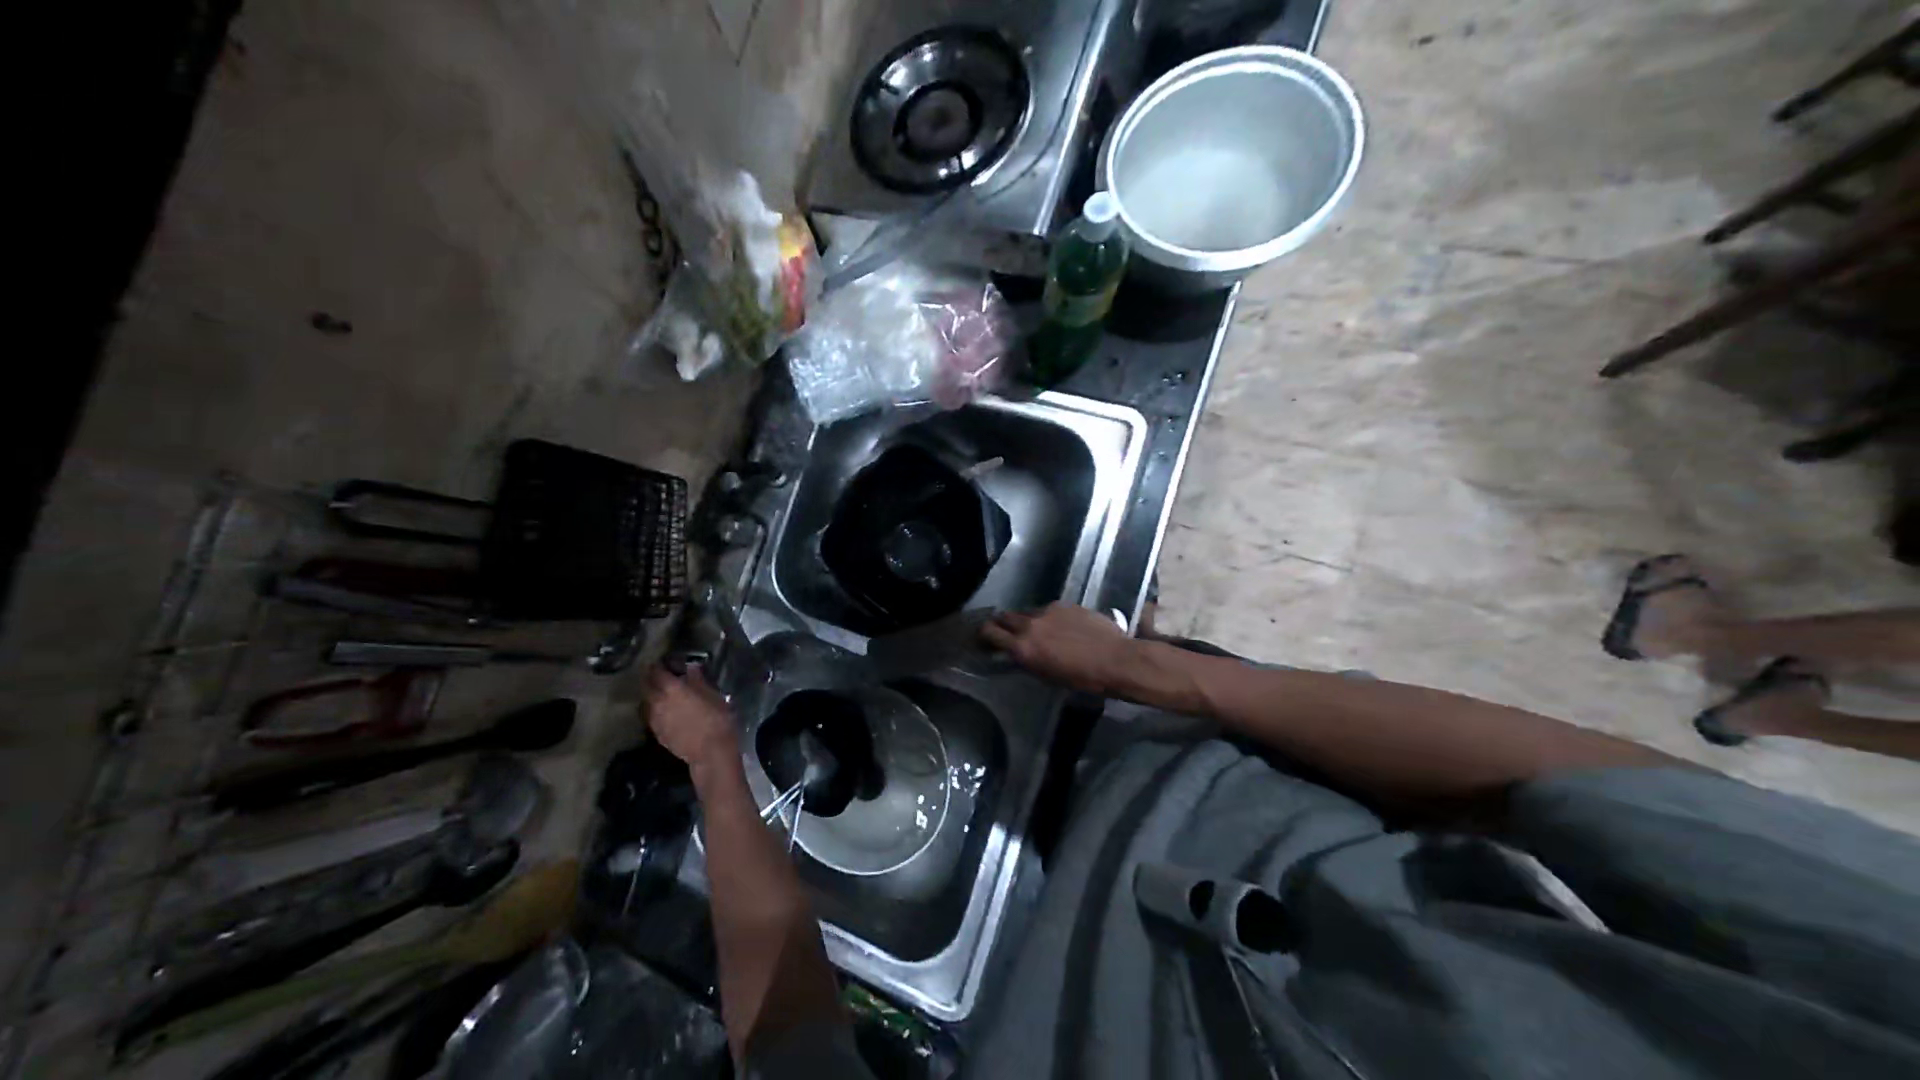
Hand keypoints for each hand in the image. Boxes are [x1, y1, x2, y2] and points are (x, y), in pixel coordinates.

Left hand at [644, 663, 739, 772]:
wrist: (710, 753)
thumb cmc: (717, 719)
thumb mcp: (713, 695)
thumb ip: (698, 680)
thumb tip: (691, 668)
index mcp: (672, 689)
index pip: (656, 671)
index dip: (658, 665)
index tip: (663, 662)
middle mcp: (657, 702)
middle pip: (646, 686)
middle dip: (650, 678)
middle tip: (659, 675)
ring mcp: (655, 719)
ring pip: (647, 702)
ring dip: (652, 695)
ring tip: (662, 694)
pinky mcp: (657, 733)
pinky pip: (651, 716)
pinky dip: (655, 710)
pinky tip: (666, 712)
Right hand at [980, 603, 1137, 695]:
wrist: (1115, 659)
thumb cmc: (1082, 678)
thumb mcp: (1047, 676)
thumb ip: (1028, 660)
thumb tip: (1018, 653)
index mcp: (1022, 647)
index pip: (989, 632)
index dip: (984, 634)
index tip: (984, 638)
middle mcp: (1029, 625)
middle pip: (1004, 616)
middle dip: (1001, 623)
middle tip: (1006, 631)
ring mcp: (1048, 611)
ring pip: (1027, 612)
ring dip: (1026, 620)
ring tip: (1038, 630)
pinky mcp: (1065, 604)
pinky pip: (1048, 609)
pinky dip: (1048, 617)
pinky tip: (1061, 626)